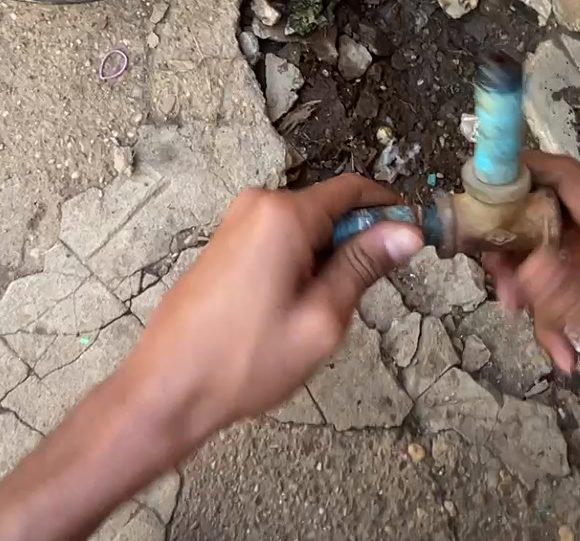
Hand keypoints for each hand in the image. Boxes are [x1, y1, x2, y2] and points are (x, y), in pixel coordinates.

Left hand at [115, 173, 423, 448]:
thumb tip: (407, 232)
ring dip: (326, 258)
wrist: (165, 389)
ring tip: (317, 314)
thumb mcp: (321, 319)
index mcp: (284, 215)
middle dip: (354, 244)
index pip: (353, 189)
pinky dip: (300, 262)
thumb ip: (364, 267)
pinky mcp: (226, 240)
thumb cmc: (245, 360)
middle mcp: (259, 203)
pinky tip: (290, 308)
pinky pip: (280, 237)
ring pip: (306, 227)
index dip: (389, 209)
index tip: (414, 239)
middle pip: (329, 208)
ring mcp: (238, 220)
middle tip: (358, 299)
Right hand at [483, 152, 579, 445]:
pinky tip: (566, 356)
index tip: (478, 186)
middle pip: (544, 214)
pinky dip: (551, 315)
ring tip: (538, 336)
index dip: (522, 168)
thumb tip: (526, 262)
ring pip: (544, 253)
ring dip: (532, 291)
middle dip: (513, 247)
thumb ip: (575, 302)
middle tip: (499, 287)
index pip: (567, 177)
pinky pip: (559, 285)